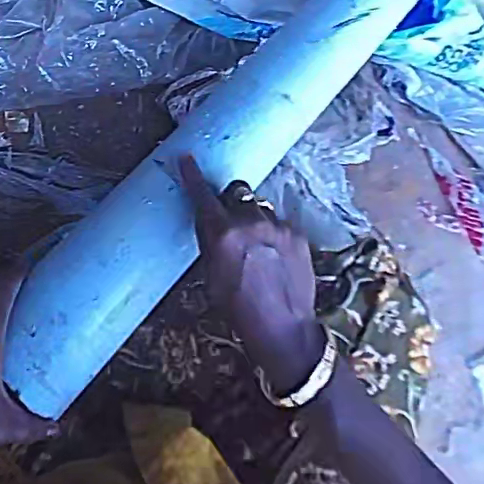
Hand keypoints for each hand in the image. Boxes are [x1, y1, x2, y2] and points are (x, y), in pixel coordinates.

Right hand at [176, 155, 324, 395]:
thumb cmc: (238, 308)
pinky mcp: (297, 233)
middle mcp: (249, 221)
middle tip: (232, 221)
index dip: (192, 175)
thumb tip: (212, 227)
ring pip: (260, 207)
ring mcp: (277, 225)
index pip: (203, 195)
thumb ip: (211, 243)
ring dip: (254, 219)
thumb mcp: (211, 276)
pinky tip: (275, 257)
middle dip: (232, 201)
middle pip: (237, 192)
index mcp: (222, 233)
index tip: (187, 158)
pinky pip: (279, 223)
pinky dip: (273, 234)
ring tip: (257, 247)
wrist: (282, 326)